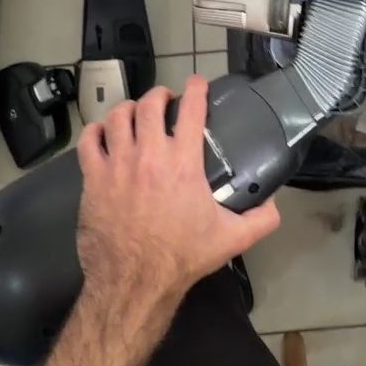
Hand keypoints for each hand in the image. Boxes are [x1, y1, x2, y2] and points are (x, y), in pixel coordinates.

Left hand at [76, 76, 280, 308]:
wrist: (135, 282)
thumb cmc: (182, 257)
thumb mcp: (231, 239)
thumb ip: (260, 220)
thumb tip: (276, 205)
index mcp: (183, 163)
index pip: (192, 110)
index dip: (197, 89)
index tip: (197, 83)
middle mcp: (149, 155)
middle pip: (150, 104)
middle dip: (160, 95)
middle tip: (165, 100)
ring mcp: (117, 164)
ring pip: (119, 116)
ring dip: (129, 109)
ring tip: (135, 113)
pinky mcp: (93, 179)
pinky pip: (89, 141)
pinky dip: (96, 131)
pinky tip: (103, 133)